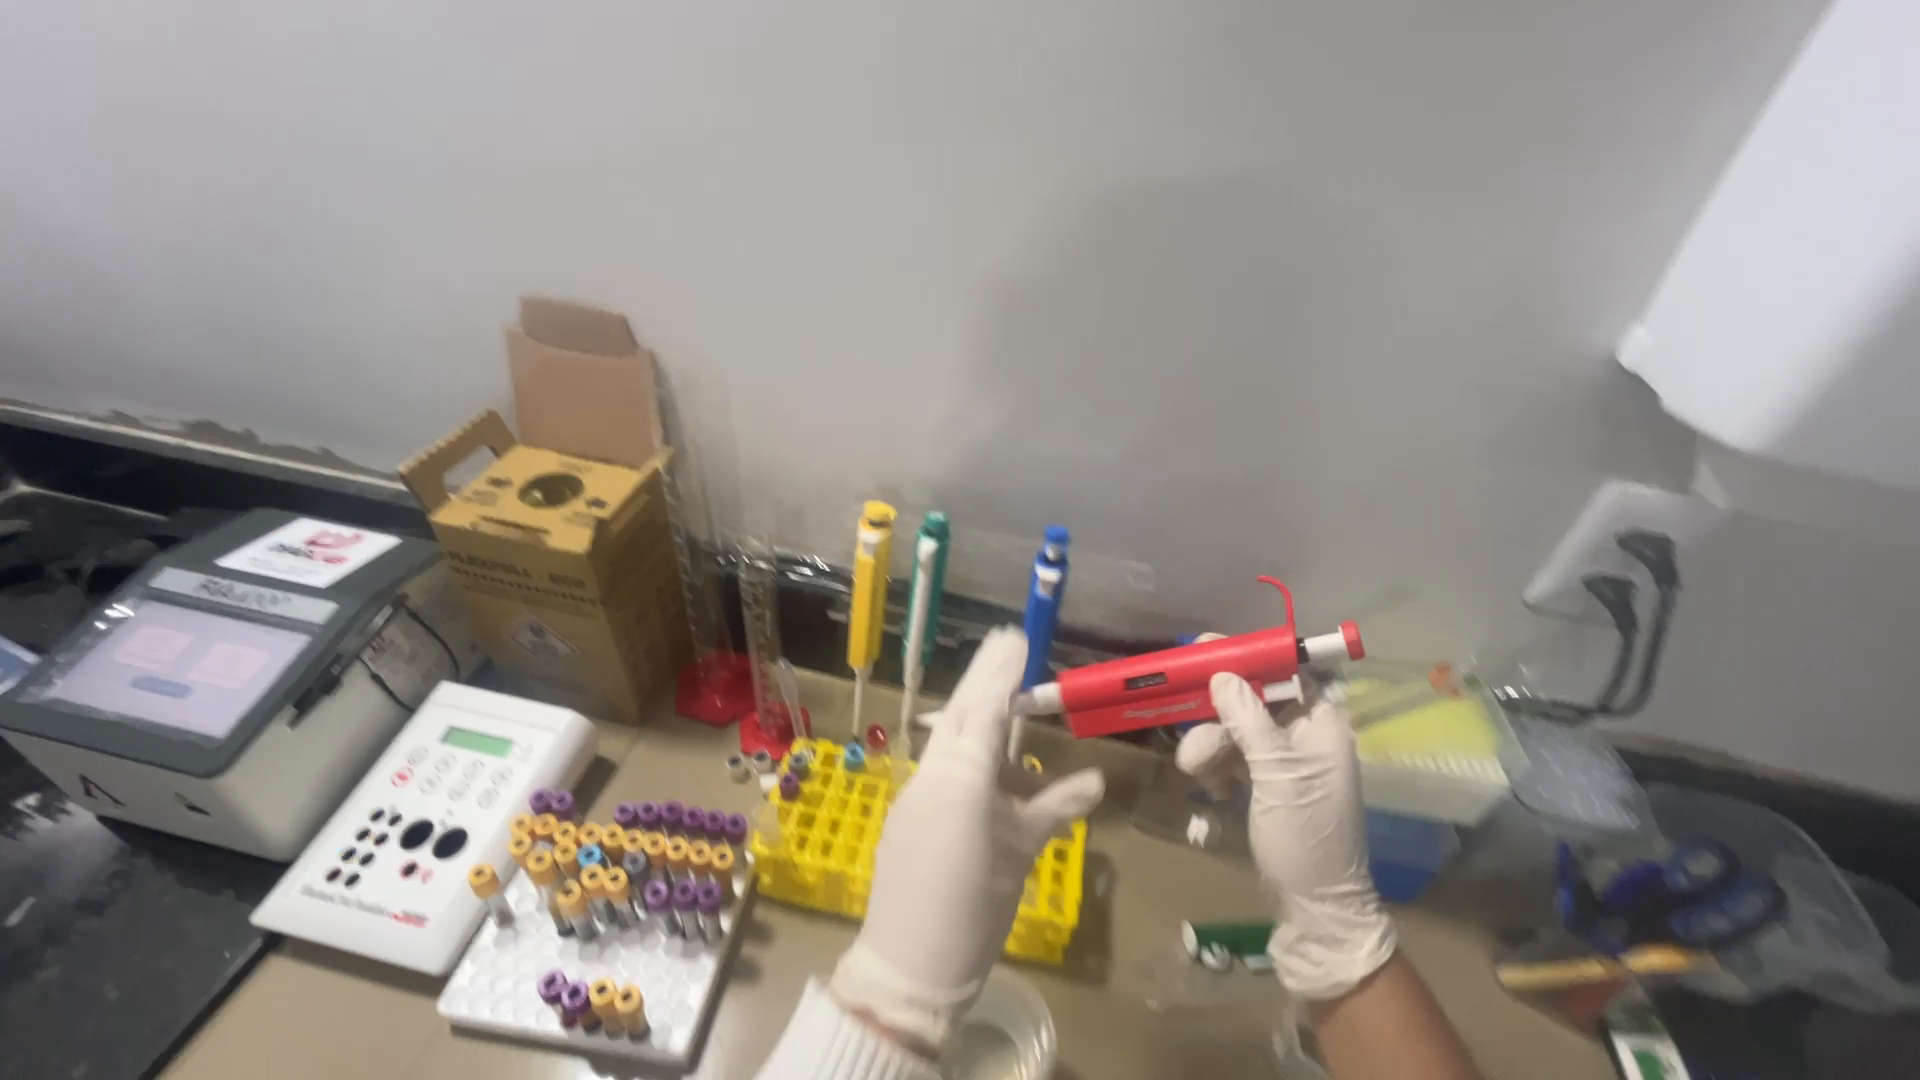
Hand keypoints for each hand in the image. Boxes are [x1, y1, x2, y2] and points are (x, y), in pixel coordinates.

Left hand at [831, 627, 1105, 1051]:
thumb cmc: (971, 908)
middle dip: (984, 676)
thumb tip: (1095, 781)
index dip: (1002, 672)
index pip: (984, 710)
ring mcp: (918, 794)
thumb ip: (1053, 809)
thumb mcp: (1020, 854)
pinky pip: (945, 773)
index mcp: (961, 777)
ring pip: (952, 742)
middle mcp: (935, 774)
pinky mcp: (910, 816)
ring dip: (979, 720)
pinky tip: (997, 772)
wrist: (909, 966)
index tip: (1016, 637)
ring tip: (1010, 705)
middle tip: (1005, 640)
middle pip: (960, 713)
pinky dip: (971, 760)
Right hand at [1176, 672, 1396, 1001]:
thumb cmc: (1305, 836)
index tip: (1203, 651)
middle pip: (1251, 700)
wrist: (1313, 905)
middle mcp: (1304, 735)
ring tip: (1195, 771)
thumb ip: (1249, 721)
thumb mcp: (1278, 775)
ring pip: (1234, 729)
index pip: (1285, 673)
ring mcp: (1283, 760)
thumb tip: (1222, 675)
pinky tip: (1211, 788)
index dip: (1246, 659)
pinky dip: (1216, 765)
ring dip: (1209, 745)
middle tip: (1185, 727)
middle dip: (1216, 716)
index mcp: (1321, 726)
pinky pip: (1232, 755)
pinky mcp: (1264, 782)